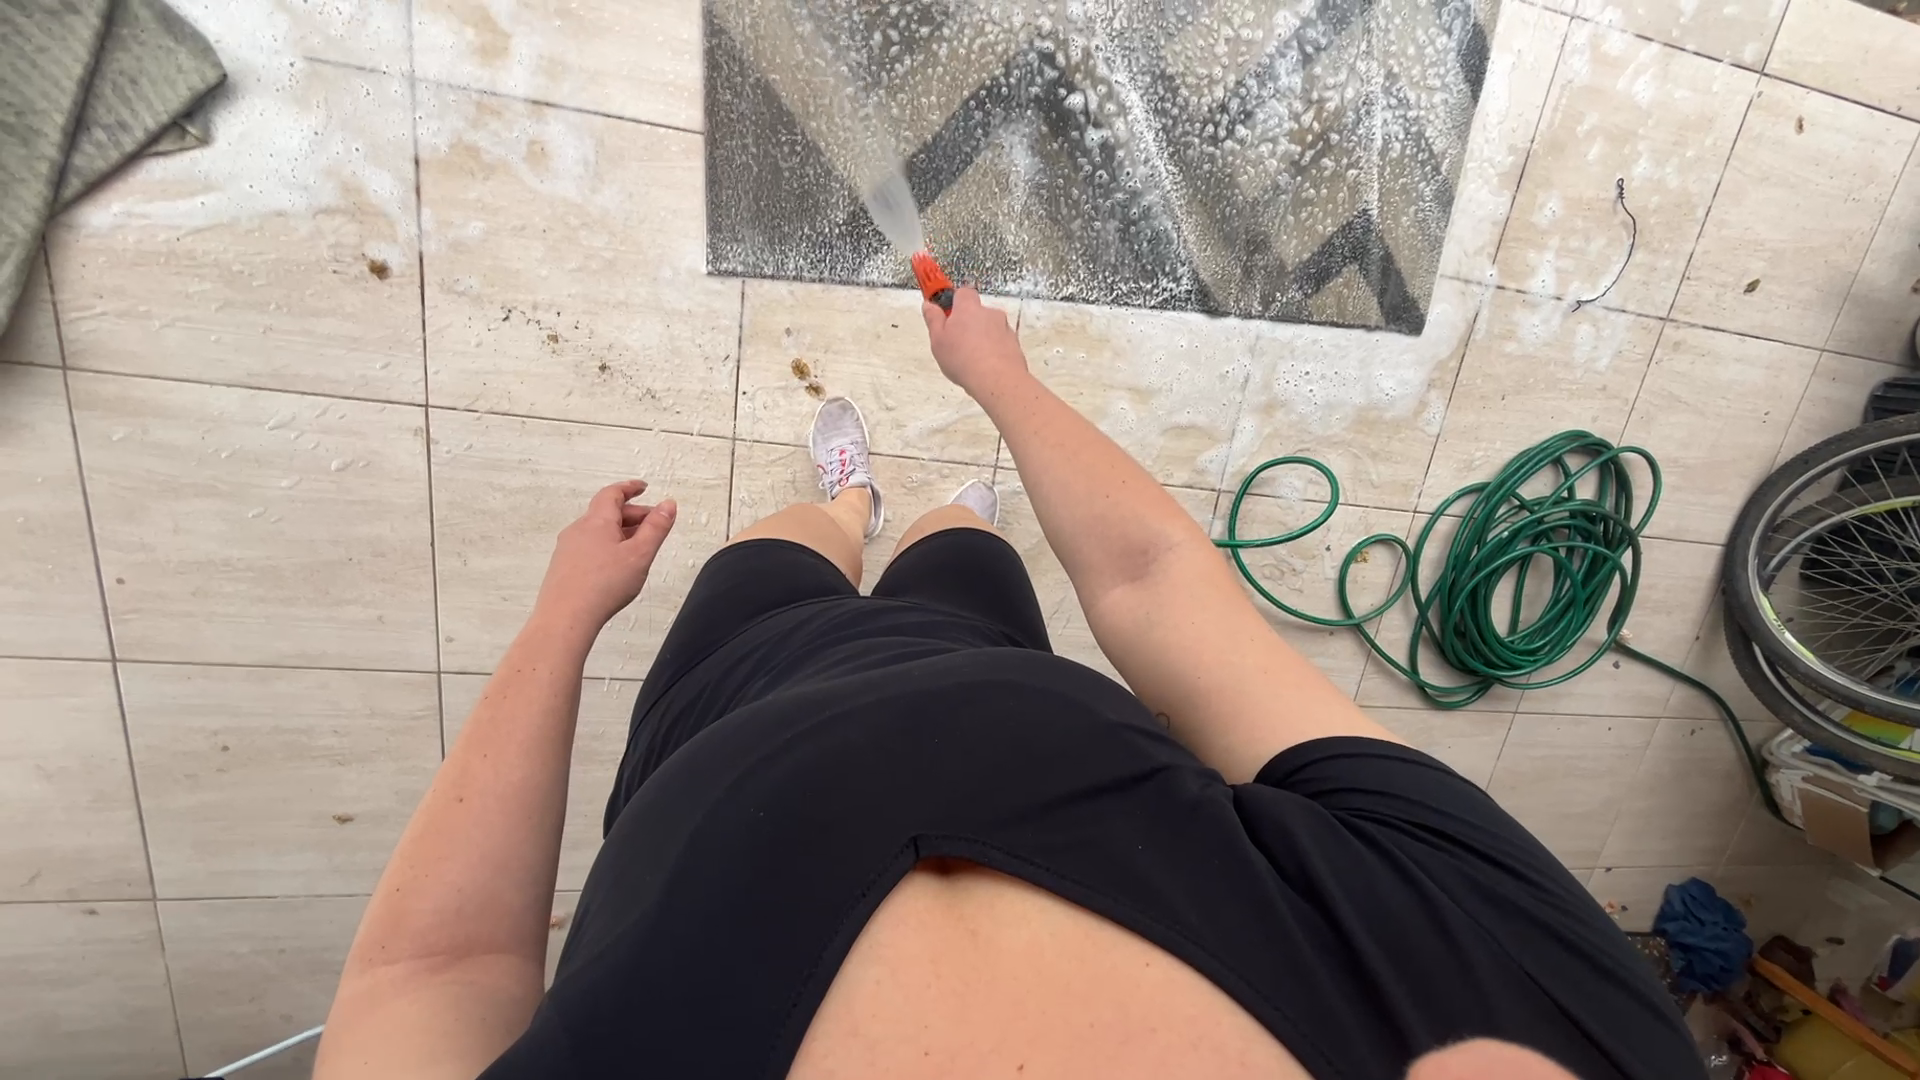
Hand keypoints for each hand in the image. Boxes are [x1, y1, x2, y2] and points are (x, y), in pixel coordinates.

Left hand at [531, 480, 675, 640]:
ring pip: (598, 531)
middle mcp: (578, 530)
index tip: (643, 487)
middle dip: (632, 514)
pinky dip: (608, 546)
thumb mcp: (640, 554)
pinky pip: (589, 546)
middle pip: (607, 513)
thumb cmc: (604, 585)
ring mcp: (568, 548)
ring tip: (639, 547)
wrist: (566, 618)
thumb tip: (668, 504)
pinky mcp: (564, 566)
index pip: (612, 494)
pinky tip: (618, 565)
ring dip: (621, 532)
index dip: (629, 488)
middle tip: (654, 524)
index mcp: (597, 522)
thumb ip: (656, 528)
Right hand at [921, 286, 1027, 395]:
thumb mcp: (938, 341)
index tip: (947, 313)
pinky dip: (994, 350)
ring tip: (971, 359)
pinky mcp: (1014, 344)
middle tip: (957, 342)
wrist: (997, 380)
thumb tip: (929, 306)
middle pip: (977, 312)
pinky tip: (985, 367)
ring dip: (982, 338)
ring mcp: (1004, 328)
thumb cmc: (963, 360)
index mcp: (968, 308)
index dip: (955, 302)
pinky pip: (1001, 342)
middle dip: (968, 324)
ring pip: (990, 328)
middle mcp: (989, 313)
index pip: (962, 292)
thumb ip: (933, 320)